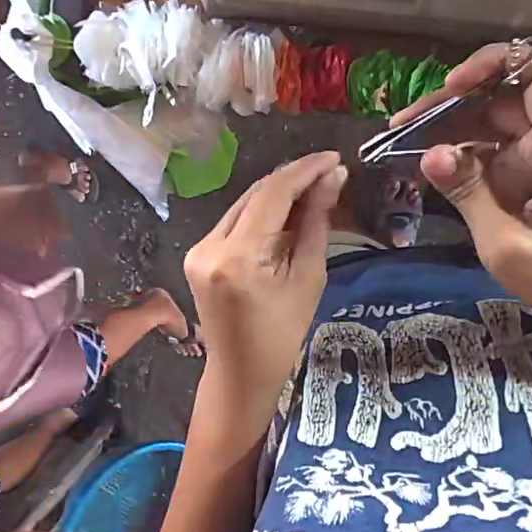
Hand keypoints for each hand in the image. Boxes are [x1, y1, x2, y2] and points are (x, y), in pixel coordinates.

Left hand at [184, 152, 348, 403]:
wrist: (240, 373)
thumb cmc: (283, 335)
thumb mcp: (308, 277)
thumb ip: (317, 223)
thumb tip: (333, 179)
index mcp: (238, 257)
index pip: (272, 194)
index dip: (305, 170)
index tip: (334, 159)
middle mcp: (209, 246)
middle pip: (255, 194)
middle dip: (293, 179)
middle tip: (330, 172)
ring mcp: (198, 249)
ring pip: (244, 205)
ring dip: (278, 194)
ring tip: (315, 189)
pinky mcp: (197, 254)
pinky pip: (234, 222)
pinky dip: (262, 213)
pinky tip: (288, 212)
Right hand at [395, 45, 531, 340]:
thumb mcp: (507, 248)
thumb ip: (469, 196)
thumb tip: (429, 155)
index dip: (498, 63)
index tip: (453, 89)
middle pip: (509, 93)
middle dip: (455, 101)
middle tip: (403, 124)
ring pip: (499, 121)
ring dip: (454, 128)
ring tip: (405, 144)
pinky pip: (501, 150)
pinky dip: (468, 155)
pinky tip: (435, 168)